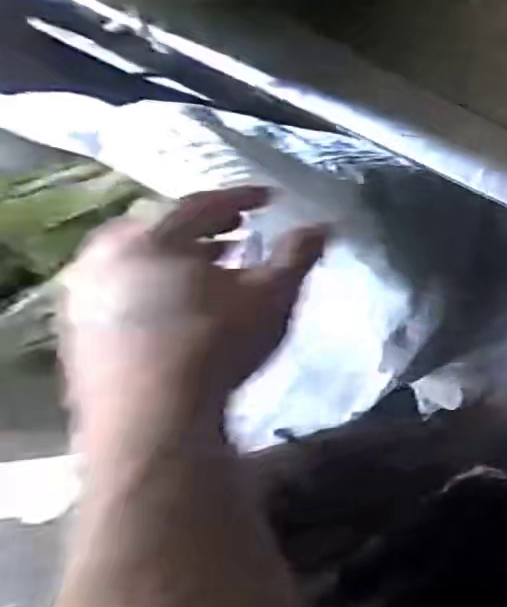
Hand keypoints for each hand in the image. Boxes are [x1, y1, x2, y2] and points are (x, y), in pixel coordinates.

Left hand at [59, 186, 327, 436]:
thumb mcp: (276, 293)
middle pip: (161, 226)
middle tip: (244, 226)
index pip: (200, 203)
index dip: (241, 196)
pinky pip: (127, 280)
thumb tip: (323, 225)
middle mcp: (105, 256)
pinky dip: (162, 275)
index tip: (273, 197)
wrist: (154, 411)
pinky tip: (193, 294)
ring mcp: (86, 290)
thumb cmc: (221, 341)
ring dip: (184, 251)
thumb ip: (299, 253)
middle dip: (207, 223)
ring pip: (141, 255)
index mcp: (152, 240)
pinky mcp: (83, 321)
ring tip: (222, 261)